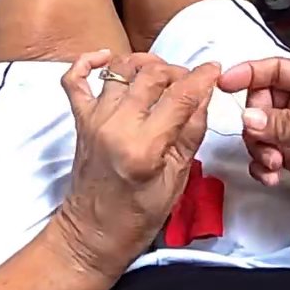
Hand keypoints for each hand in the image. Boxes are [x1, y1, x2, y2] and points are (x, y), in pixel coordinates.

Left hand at [55, 51, 221, 277]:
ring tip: (161, 73)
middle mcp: (116, 125)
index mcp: (144, 146)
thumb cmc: (138, 215)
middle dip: (177, 71)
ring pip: (120, 69)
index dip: (202, 77)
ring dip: (145, 63)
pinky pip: (74, 79)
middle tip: (189, 81)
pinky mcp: (79, 118)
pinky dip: (88, 62)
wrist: (92, 232)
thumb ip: (191, 132)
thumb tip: (203, 95)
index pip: (179, 96)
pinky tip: (106, 57)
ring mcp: (94, 118)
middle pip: (151, 74)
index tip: (214, 69)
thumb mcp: (177, 179)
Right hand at [218, 57, 289, 235]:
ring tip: (272, 165)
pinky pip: (266, 154)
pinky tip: (270, 176)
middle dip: (256, 120)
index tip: (224, 84)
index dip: (250, 73)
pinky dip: (261, 164)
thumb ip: (289, 125)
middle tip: (262, 141)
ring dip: (258, 146)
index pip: (279, 70)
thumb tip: (246, 117)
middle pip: (263, 100)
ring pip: (261, 129)